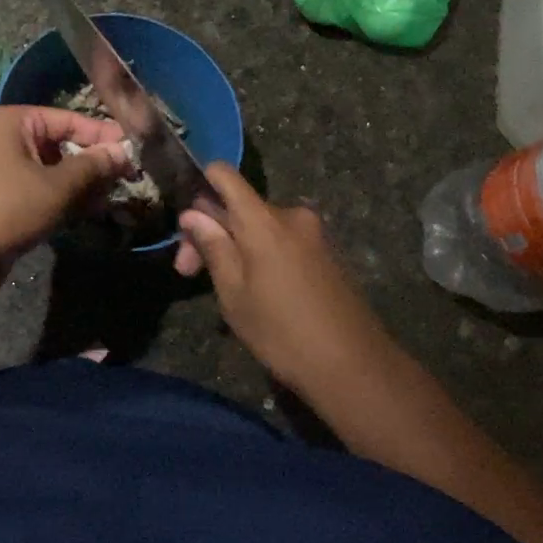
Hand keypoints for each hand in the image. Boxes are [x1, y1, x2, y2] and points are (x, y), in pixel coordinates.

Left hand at [0, 105, 128, 272]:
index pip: (69, 119)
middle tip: (127, 177)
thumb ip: (92, 166)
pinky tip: (89, 211)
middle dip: (93, 163)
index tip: (134, 149)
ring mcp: (4, 166)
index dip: (103, 135)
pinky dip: (64, 197)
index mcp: (14, 122)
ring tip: (110, 198)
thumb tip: (122, 152)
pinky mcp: (5, 193)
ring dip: (82, 183)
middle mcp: (7, 136)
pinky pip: (42, 187)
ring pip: (54, 168)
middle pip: (62, 143)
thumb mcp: (57, 186)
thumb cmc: (9, 210)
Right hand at [176, 164, 384, 389]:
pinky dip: (262, 256)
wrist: (356, 368)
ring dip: (236, 247)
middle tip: (188, 273)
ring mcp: (313, 234)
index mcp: (263, 219)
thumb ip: (213, 247)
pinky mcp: (326, 253)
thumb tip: (192, 215)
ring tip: (223, 290)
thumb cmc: (283, 332)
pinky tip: (256, 293)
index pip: (224, 174)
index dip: (199, 185)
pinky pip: (282, 241)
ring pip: (259, 227)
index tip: (186, 221)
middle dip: (211, 232)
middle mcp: (290, 216)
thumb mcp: (234, 294)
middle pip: (239, 207)